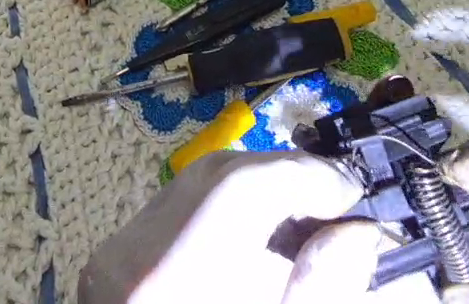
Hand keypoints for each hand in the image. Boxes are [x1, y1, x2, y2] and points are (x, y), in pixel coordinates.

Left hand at [79, 150, 382, 303]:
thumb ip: (323, 294)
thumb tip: (359, 233)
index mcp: (170, 284)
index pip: (240, 188)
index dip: (301, 176)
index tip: (349, 192)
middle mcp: (129, 257)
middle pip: (214, 175)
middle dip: (281, 176)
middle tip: (335, 202)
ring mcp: (111, 257)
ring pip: (192, 186)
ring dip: (253, 191)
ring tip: (304, 220)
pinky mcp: (109, 263)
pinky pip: (174, 211)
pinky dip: (221, 214)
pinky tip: (258, 241)